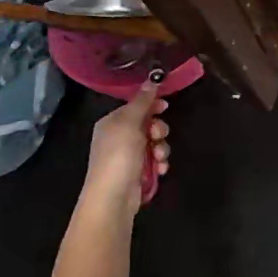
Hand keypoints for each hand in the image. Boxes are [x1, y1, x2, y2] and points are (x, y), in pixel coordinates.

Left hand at [82, 80, 170, 216]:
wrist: (112, 197)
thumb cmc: (118, 155)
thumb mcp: (130, 123)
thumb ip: (142, 102)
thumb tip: (152, 79)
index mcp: (112, 122)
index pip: (135, 107)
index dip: (151, 105)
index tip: (165, 106)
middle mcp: (119, 137)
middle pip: (148, 124)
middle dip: (158, 130)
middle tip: (157, 136)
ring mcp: (128, 156)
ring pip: (155, 143)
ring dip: (162, 149)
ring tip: (159, 159)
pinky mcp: (137, 172)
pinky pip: (155, 160)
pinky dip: (159, 164)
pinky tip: (159, 170)